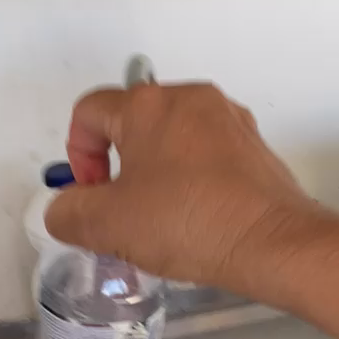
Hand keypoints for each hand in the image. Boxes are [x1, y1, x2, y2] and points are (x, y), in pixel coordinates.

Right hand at [45, 83, 326, 292]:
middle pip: (133, 122)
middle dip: (118, 164)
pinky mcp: (254, 144)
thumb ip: (67, 212)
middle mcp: (191, 98)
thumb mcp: (106, 224)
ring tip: (160, 218)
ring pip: (172, 137)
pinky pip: (207, 152)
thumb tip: (67, 208)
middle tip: (122, 209)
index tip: (92, 192)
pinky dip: (191, 177)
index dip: (77, 152)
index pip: (90, 110)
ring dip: (155, 172)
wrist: (271, 240)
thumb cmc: (186, 222)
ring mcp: (229, 118)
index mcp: (149, 103)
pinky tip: (196, 216)